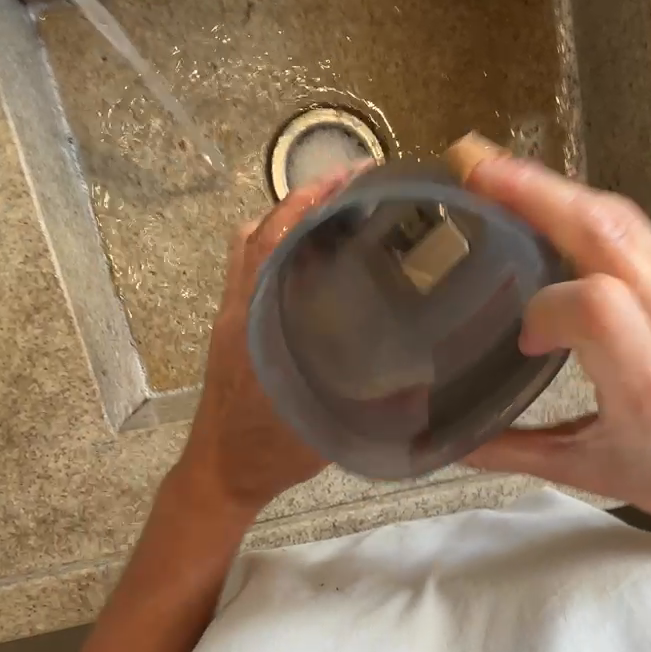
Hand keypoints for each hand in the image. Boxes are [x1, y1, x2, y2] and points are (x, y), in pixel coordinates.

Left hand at [172, 169, 354, 514]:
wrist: (222, 473)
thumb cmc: (269, 452)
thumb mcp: (327, 427)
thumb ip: (377, 405)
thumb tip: (429, 381)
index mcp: (256, 320)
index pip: (276, 237)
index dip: (312, 201)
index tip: (354, 178)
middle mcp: (240, 306)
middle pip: (262, 229)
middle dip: (307, 200)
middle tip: (356, 191)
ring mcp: (232, 315)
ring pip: (252, 247)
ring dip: (289, 222)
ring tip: (336, 217)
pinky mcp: (232, 328)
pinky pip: (250, 270)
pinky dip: (278, 249)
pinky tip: (314, 264)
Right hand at [461, 157, 650, 560]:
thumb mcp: (585, 471)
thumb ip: (511, 452)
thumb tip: (446, 440)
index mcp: (648, 384)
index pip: (596, 306)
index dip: (546, 307)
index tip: (522, 334)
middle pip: (606, 232)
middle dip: (535, 193)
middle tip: (473, 167)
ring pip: (620, 218)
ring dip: (555, 190)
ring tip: (499, 176)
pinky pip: (634, 228)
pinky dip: (583, 210)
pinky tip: (549, 210)